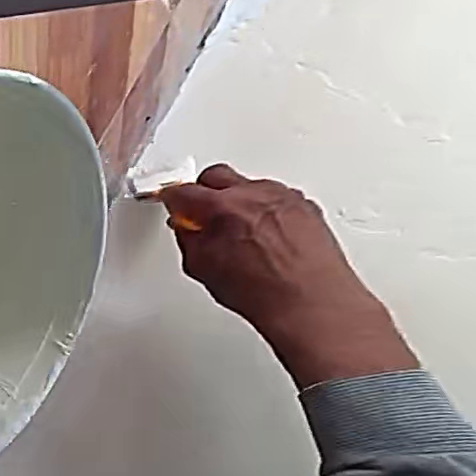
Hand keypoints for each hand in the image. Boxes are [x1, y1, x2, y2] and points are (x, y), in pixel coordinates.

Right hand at [159, 165, 417, 387]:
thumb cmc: (260, 288)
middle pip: (217, 176)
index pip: (184, 191)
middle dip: (202, 190)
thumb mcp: (202, 266)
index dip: (172, 198)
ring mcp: (283, 196)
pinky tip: (256, 233)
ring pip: (248, 184)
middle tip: (196, 211)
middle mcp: (254, 194)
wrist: (305, 299)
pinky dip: (260, 208)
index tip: (170, 202)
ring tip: (230, 229)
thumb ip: (189, 238)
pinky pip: (274, 196)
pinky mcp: (305, 205)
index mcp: (222, 207)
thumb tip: (186, 228)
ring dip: (234, 199)